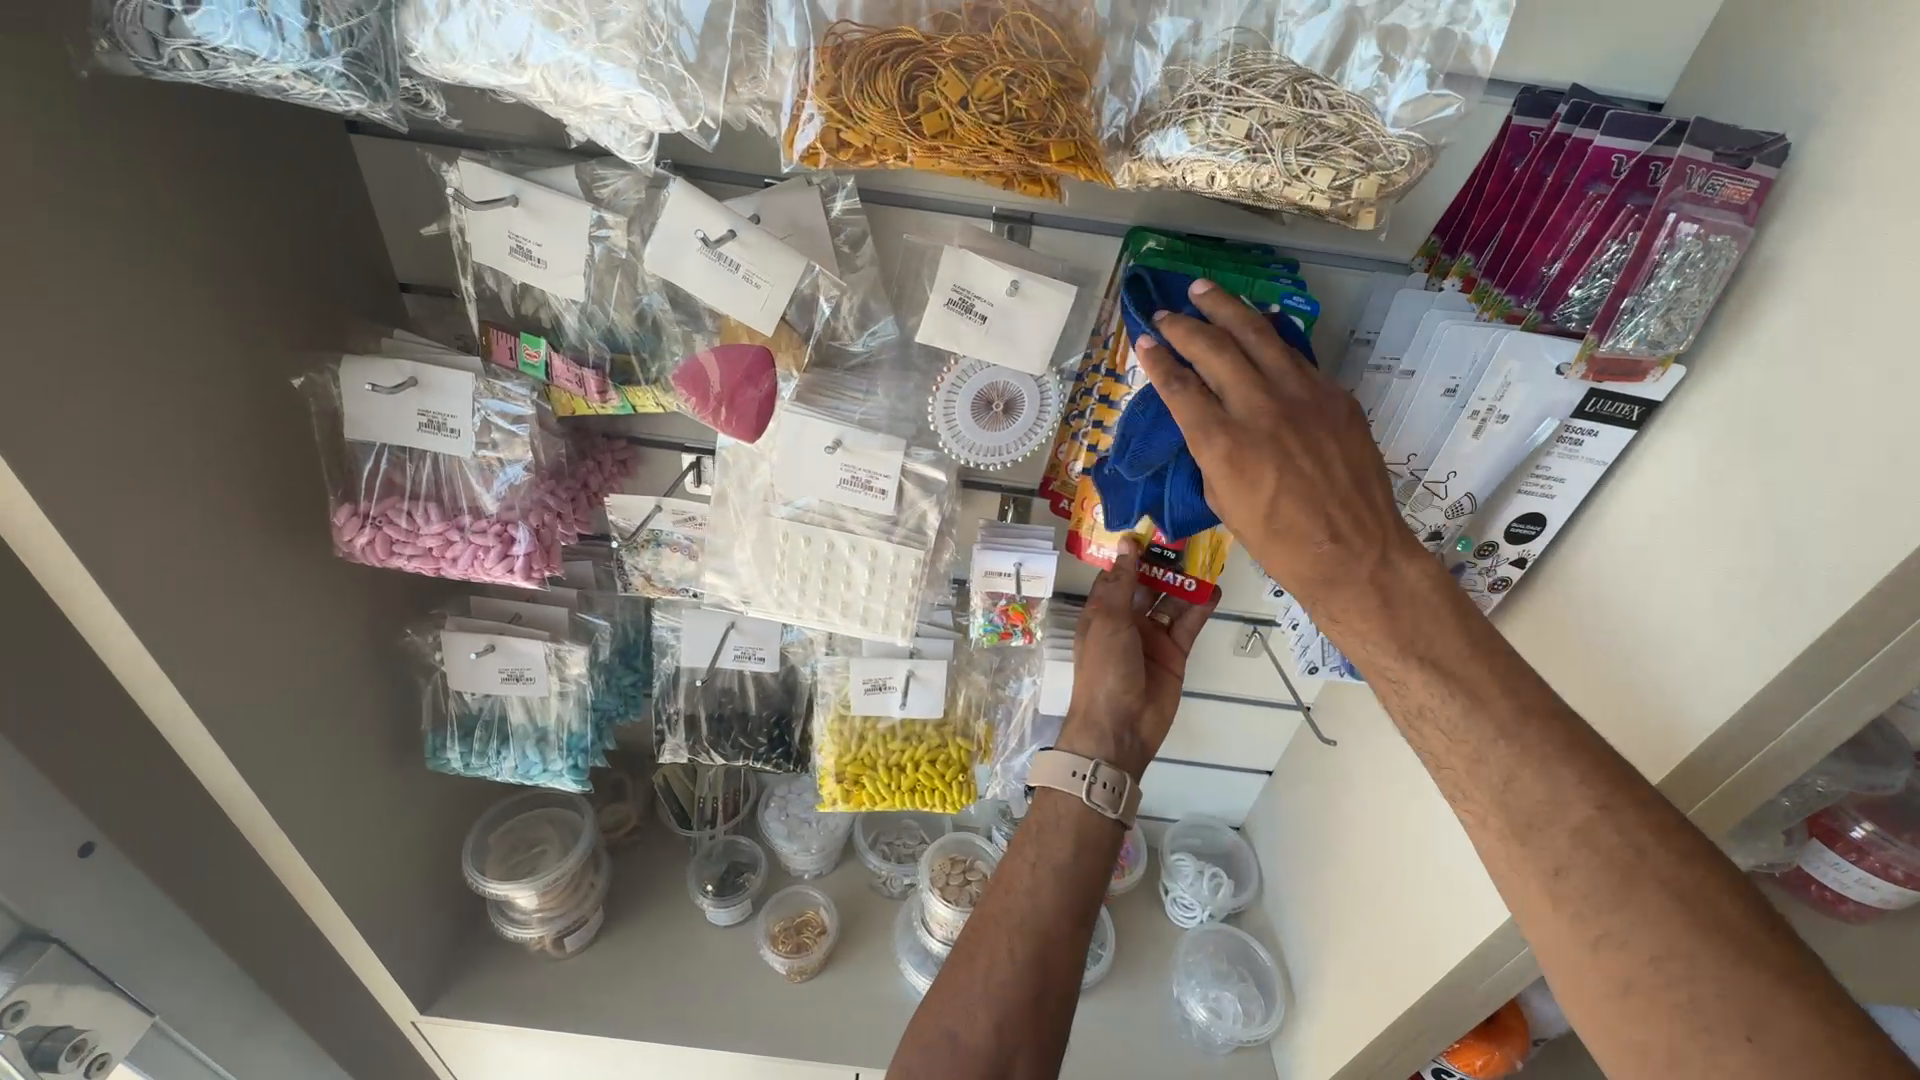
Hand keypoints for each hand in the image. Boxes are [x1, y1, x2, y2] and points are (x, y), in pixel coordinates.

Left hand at [1059, 538, 1215, 777]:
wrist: (1120, 727)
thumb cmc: (1104, 668)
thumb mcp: (1108, 620)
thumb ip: (1123, 582)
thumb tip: (1127, 543)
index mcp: (1102, 612)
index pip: (1118, 575)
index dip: (1132, 554)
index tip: (1152, 527)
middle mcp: (1126, 621)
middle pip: (1147, 585)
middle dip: (1164, 564)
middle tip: (1187, 537)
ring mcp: (1152, 637)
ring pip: (1170, 602)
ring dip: (1185, 583)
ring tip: (1206, 556)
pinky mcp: (1174, 653)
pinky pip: (1188, 624)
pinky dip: (1200, 607)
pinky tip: (1214, 589)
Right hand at [1134, 278, 1433, 638]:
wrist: (1353, 550)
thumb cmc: (1277, 541)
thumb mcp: (1222, 501)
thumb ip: (1209, 451)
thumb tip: (1205, 421)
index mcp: (1222, 443)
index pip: (1179, 386)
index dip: (1156, 360)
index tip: (1141, 341)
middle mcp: (1259, 408)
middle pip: (1213, 348)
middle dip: (1183, 325)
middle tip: (1163, 312)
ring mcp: (1302, 395)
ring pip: (1257, 335)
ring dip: (1225, 309)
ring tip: (1202, 290)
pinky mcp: (1333, 395)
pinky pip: (1293, 355)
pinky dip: (1267, 335)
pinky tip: (1256, 324)